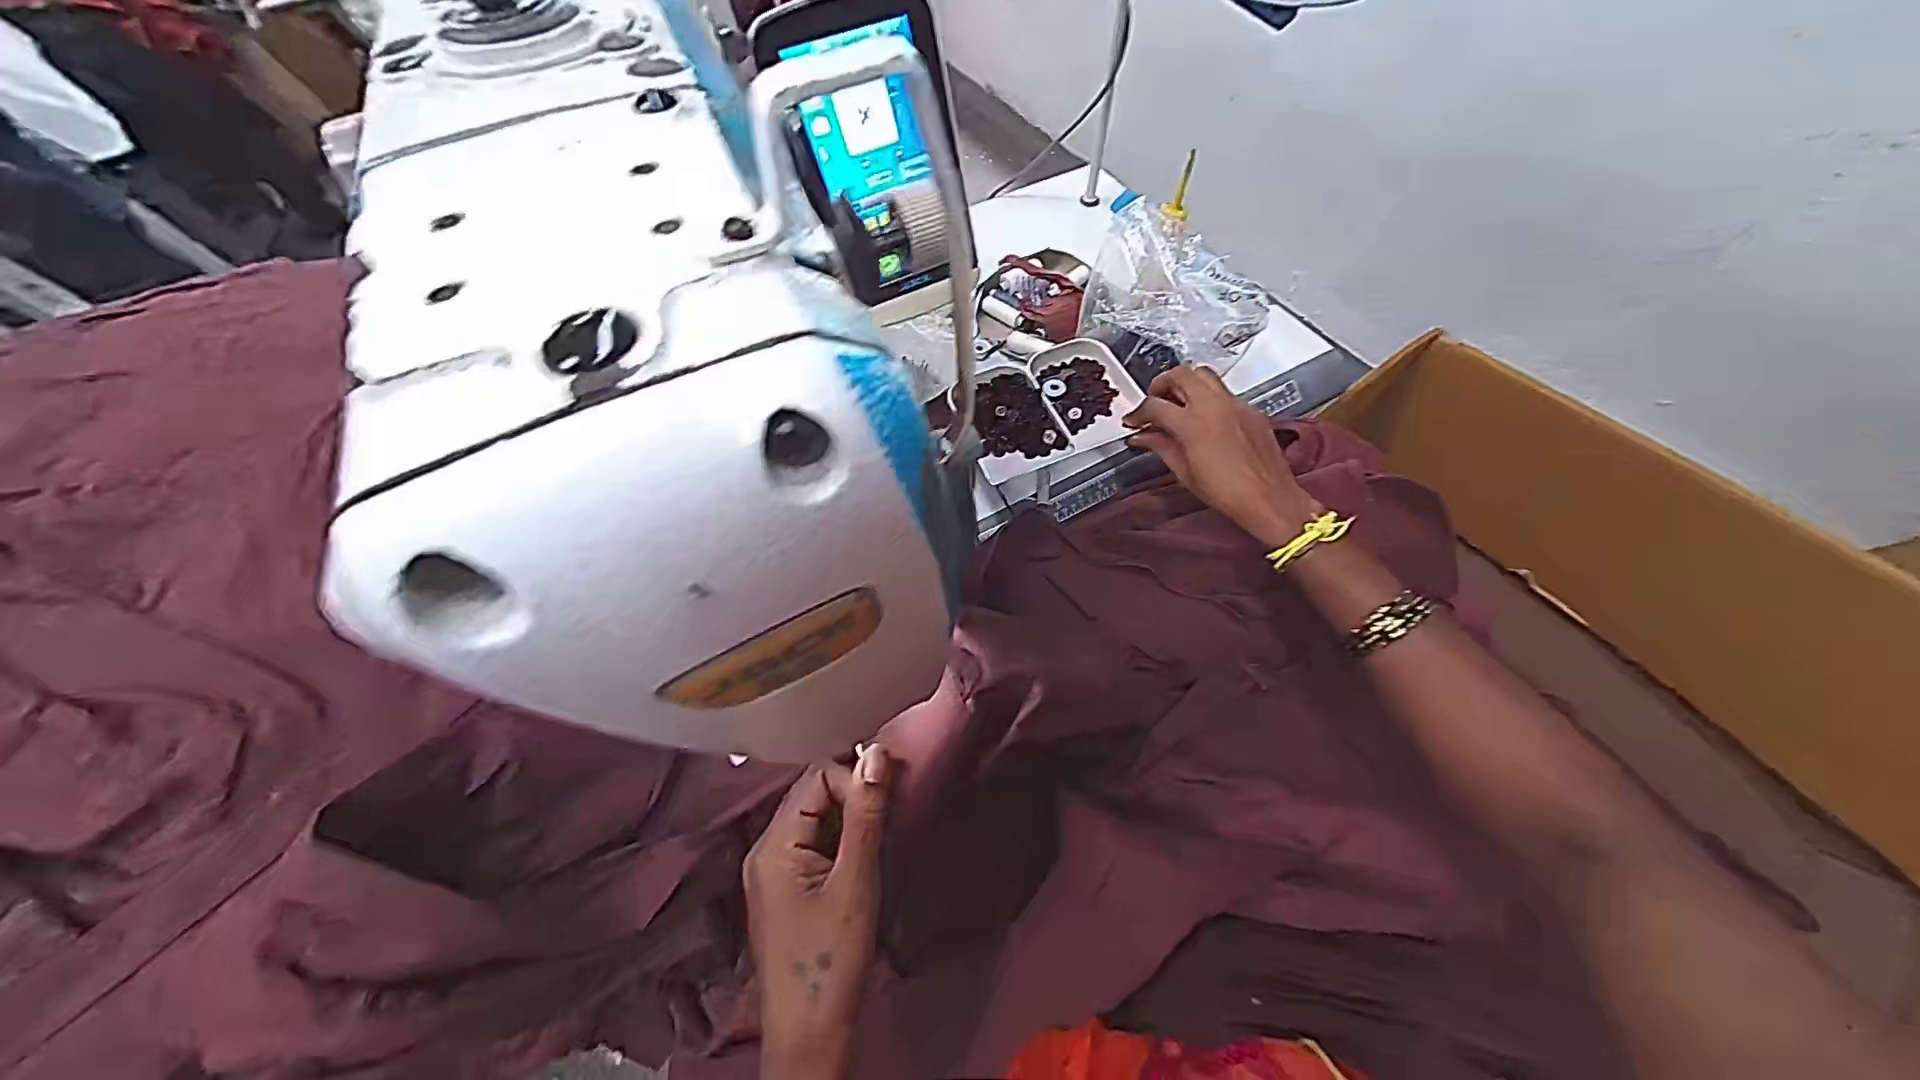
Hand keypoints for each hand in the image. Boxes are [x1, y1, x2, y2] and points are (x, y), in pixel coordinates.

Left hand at [745, 745, 889, 1079]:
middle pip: (811, 795)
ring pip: (815, 819)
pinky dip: (841, 839)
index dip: (852, 780)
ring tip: (880, 831)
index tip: (886, 800)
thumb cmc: (830, 961)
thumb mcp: (856, 881)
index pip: (814, 779)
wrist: (808, 1038)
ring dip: (849, 817)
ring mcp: (771, 872)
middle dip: (852, 793)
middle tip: (889, 809)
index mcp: (772, 845)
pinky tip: (863, 854)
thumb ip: (866, 814)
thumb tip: (877, 754)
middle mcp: (764, 851)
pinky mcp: (785, 890)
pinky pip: (813, 843)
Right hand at [1122, 365, 1320, 545]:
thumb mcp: (1183, 471)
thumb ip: (1160, 446)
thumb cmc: (1227, 492)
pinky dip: (1208, 396)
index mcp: (1192, 423)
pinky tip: (1204, 417)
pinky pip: (1224, 392)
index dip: (1137, 413)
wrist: (1267, 498)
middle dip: (1160, 385)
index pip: (1154, 405)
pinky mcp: (1250, 410)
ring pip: (1204, 375)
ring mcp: (1235, 404)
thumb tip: (1143, 437)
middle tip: (1153, 401)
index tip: (1133, 421)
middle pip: (1179, 375)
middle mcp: (1214, 406)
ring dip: (1185, 382)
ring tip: (1177, 402)